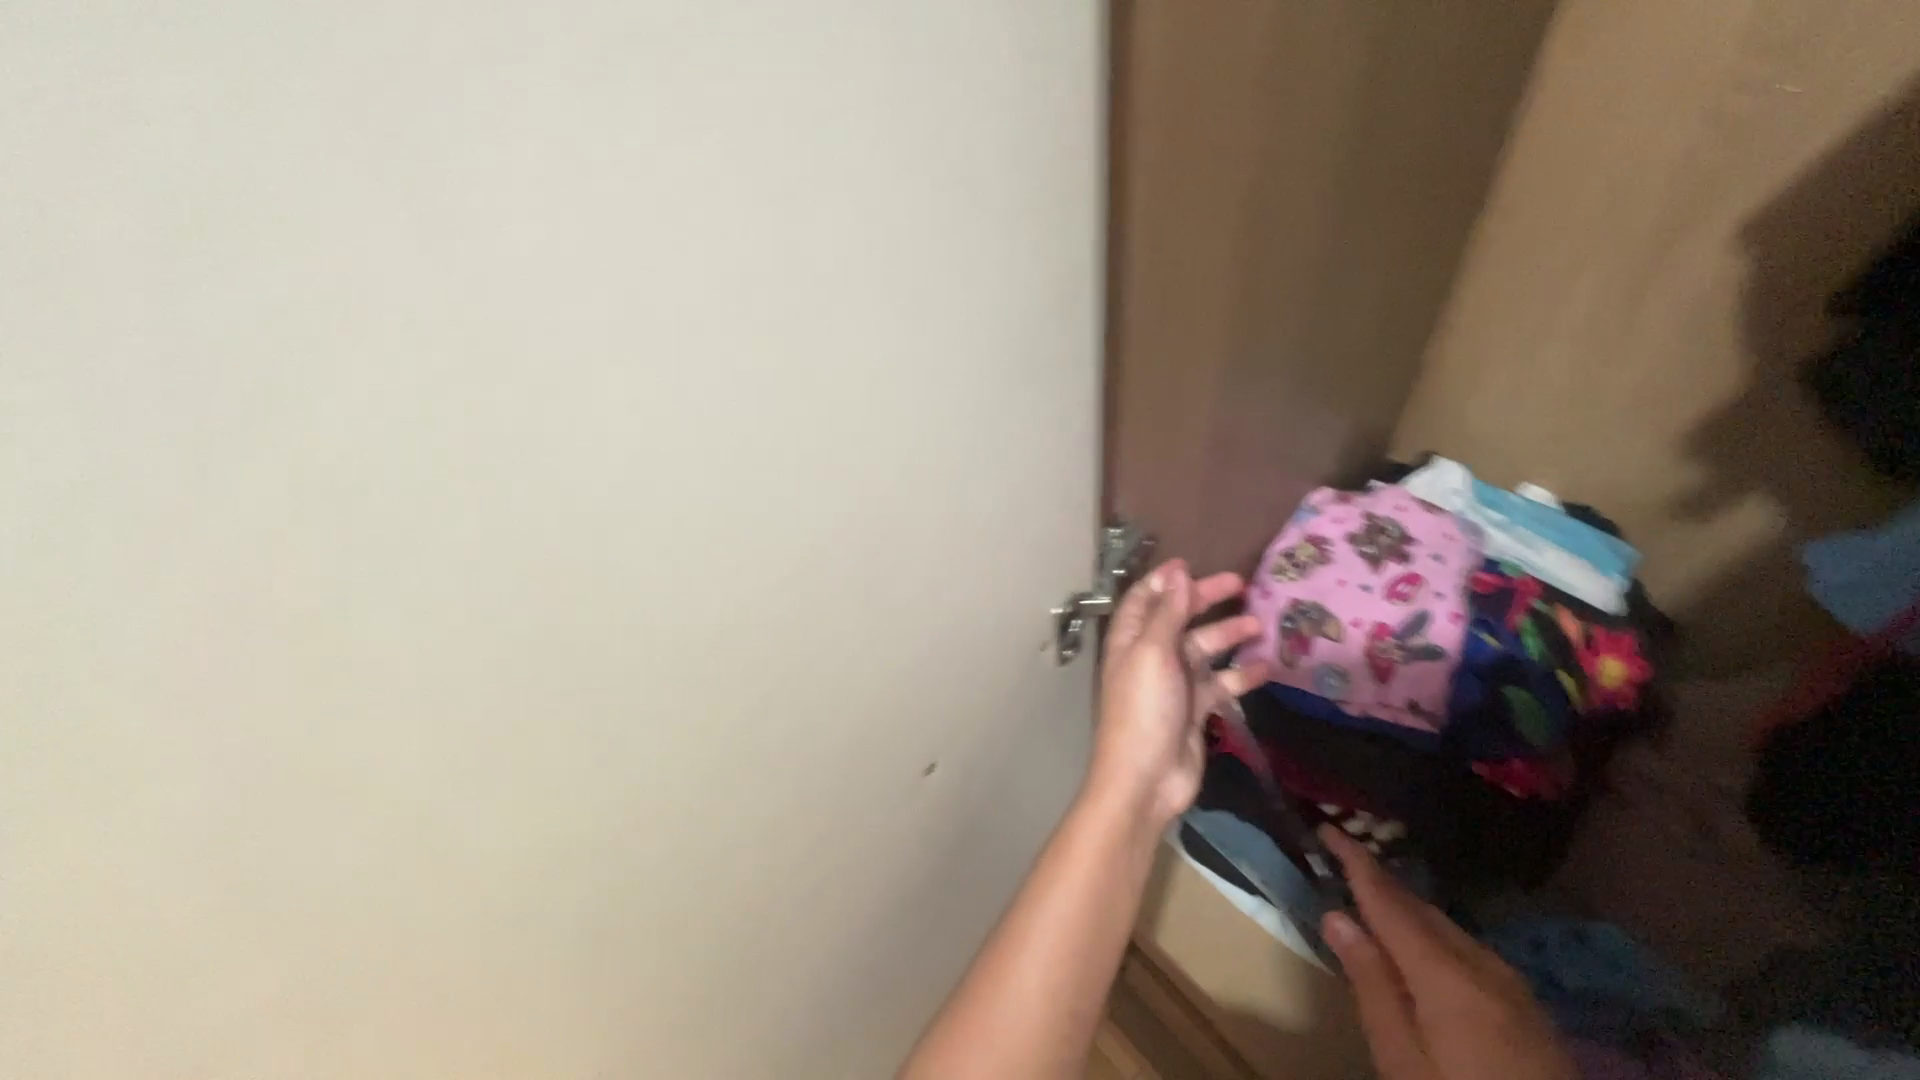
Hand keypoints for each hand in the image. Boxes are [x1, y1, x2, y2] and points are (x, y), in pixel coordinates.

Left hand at [1088, 559, 1271, 829]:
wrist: (1146, 778)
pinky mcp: (1194, 709)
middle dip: (1205, 599)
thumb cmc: (1143, 709)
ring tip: (1260, 625)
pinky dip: (1240, 675)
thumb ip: (1168, 613)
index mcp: (1131, 640)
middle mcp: (1150, 656)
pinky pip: (1220, 684)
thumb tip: (1177, 572)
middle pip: (1179, 619)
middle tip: (1241, 584)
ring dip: (1228, 635)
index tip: (1191, 564)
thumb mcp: (1154, 654)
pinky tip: (1266, 667)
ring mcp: (1173, 683)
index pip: (1145, 599)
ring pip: (1203, 650)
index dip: (1165, 581)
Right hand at [1318, 826, 1577, 1079]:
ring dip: (1406, 910)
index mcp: (1445, 973)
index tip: (1328, 826)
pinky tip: (1421, 951)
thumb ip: (1371, 985)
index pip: (1389, 901)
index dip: (1356, 862)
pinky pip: (1468, 951)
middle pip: (1420, 909)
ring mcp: (1512, 985)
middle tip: (1341, 861)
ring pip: (1447, 929)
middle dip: (1380, 882)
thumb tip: (1337, 916)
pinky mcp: (1527, 1008)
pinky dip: (1434, 938)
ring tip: (1371, 903)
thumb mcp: (1401, 1060)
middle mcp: (1482, 964)